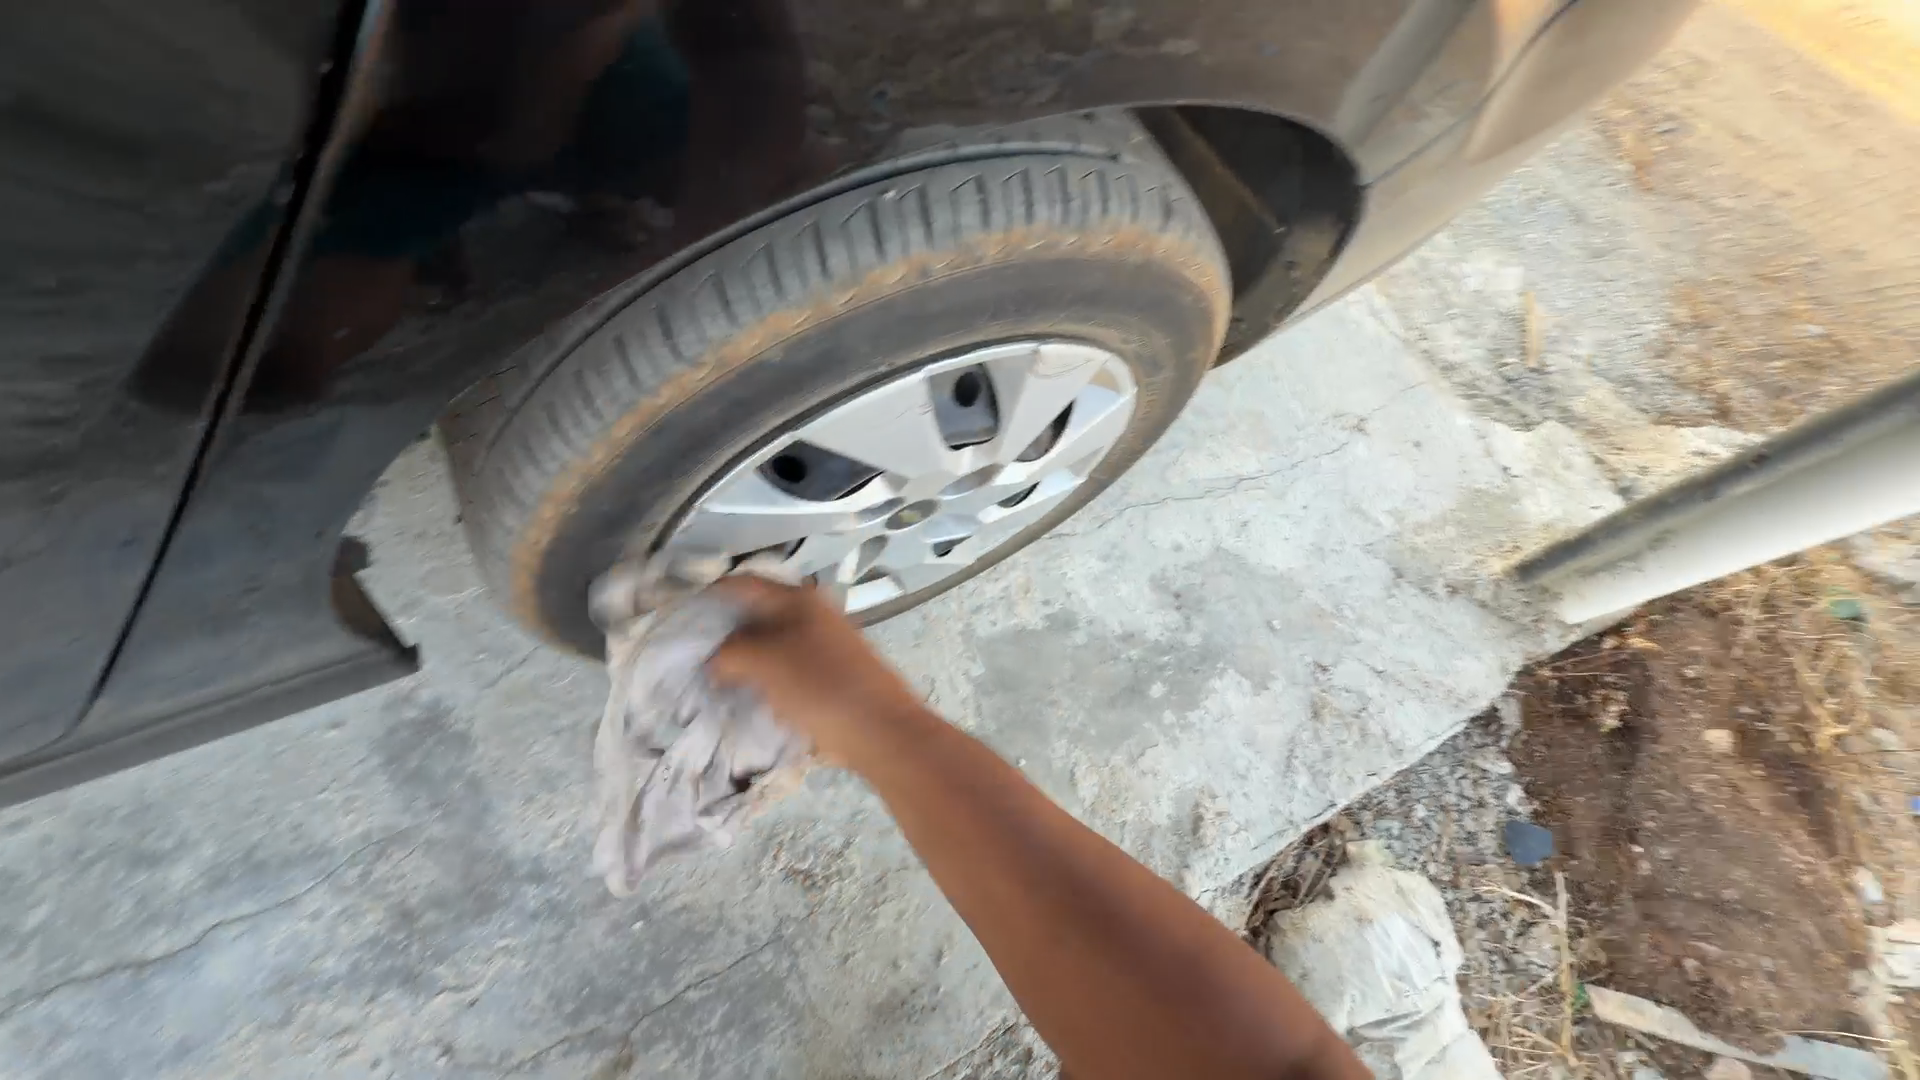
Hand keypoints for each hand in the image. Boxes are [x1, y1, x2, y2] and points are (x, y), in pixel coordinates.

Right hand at [706, 577, 933, 771]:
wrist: (881, 729)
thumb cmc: (822, 688)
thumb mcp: (765, 664)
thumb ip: (731, 653)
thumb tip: (715, 659)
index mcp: (799, 599)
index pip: (744, 584)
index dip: (710, 595)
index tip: (681, 617)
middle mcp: (813, 613)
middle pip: (758, 613)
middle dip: (724, 632)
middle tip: (691, 654)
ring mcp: (825, 643)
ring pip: (772, 642)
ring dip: (744, 658)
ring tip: (712, 679)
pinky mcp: (830, 673)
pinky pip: (787, 666)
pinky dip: (765, 676)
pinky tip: (747, 695)